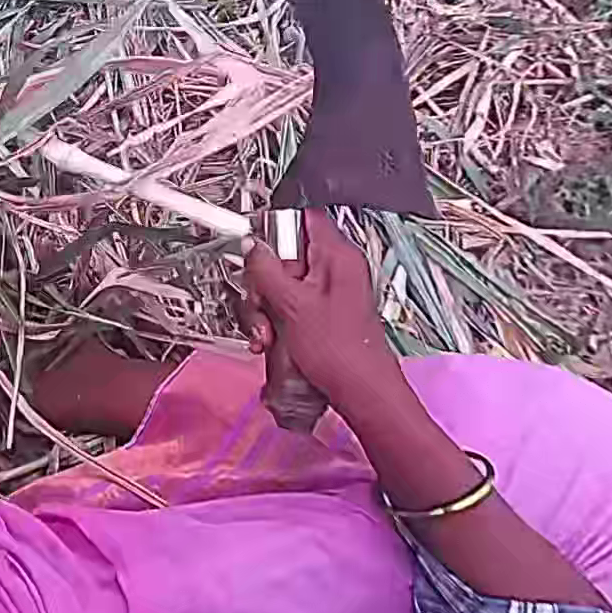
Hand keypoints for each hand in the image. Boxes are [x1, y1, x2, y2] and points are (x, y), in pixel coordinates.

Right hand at [240, 208, 402, 413]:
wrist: (360, 396)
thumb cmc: (341, 352)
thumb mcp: (294, 305)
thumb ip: (267, 269)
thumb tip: (251, 244)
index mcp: (336, 258)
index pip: (304, 216)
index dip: (276, 223)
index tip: (255, 240)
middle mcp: (331, 271)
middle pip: (280, 255)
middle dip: (261, 282)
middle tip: (262, 302)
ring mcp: (321, 294)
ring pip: (275, 283)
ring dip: (261, 308)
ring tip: (266, 332)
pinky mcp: (313, 314)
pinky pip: (280, 305)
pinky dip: (269, 321)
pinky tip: (268, 340)